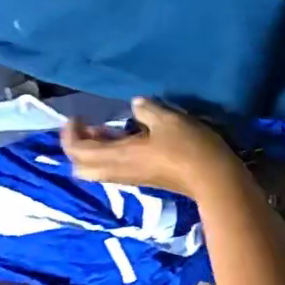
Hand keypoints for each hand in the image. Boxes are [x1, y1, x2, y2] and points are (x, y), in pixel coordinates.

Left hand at [60, 98, 247, 198]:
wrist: (214, 178)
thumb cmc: (189, 148)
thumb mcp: (168, 120)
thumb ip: (147, 110)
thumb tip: (135, 105)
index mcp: (118, 155)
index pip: (77, 150)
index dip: (70, 133)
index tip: (78, 116)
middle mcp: (118, 170)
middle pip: (81, 167)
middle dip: (78, 147)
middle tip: (90, 128)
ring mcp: (132, 177)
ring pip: (98, 170)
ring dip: (96, 152)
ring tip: (108, 132)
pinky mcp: (145, 179)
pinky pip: (114, 169)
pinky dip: (111, 156)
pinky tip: (130, 141)